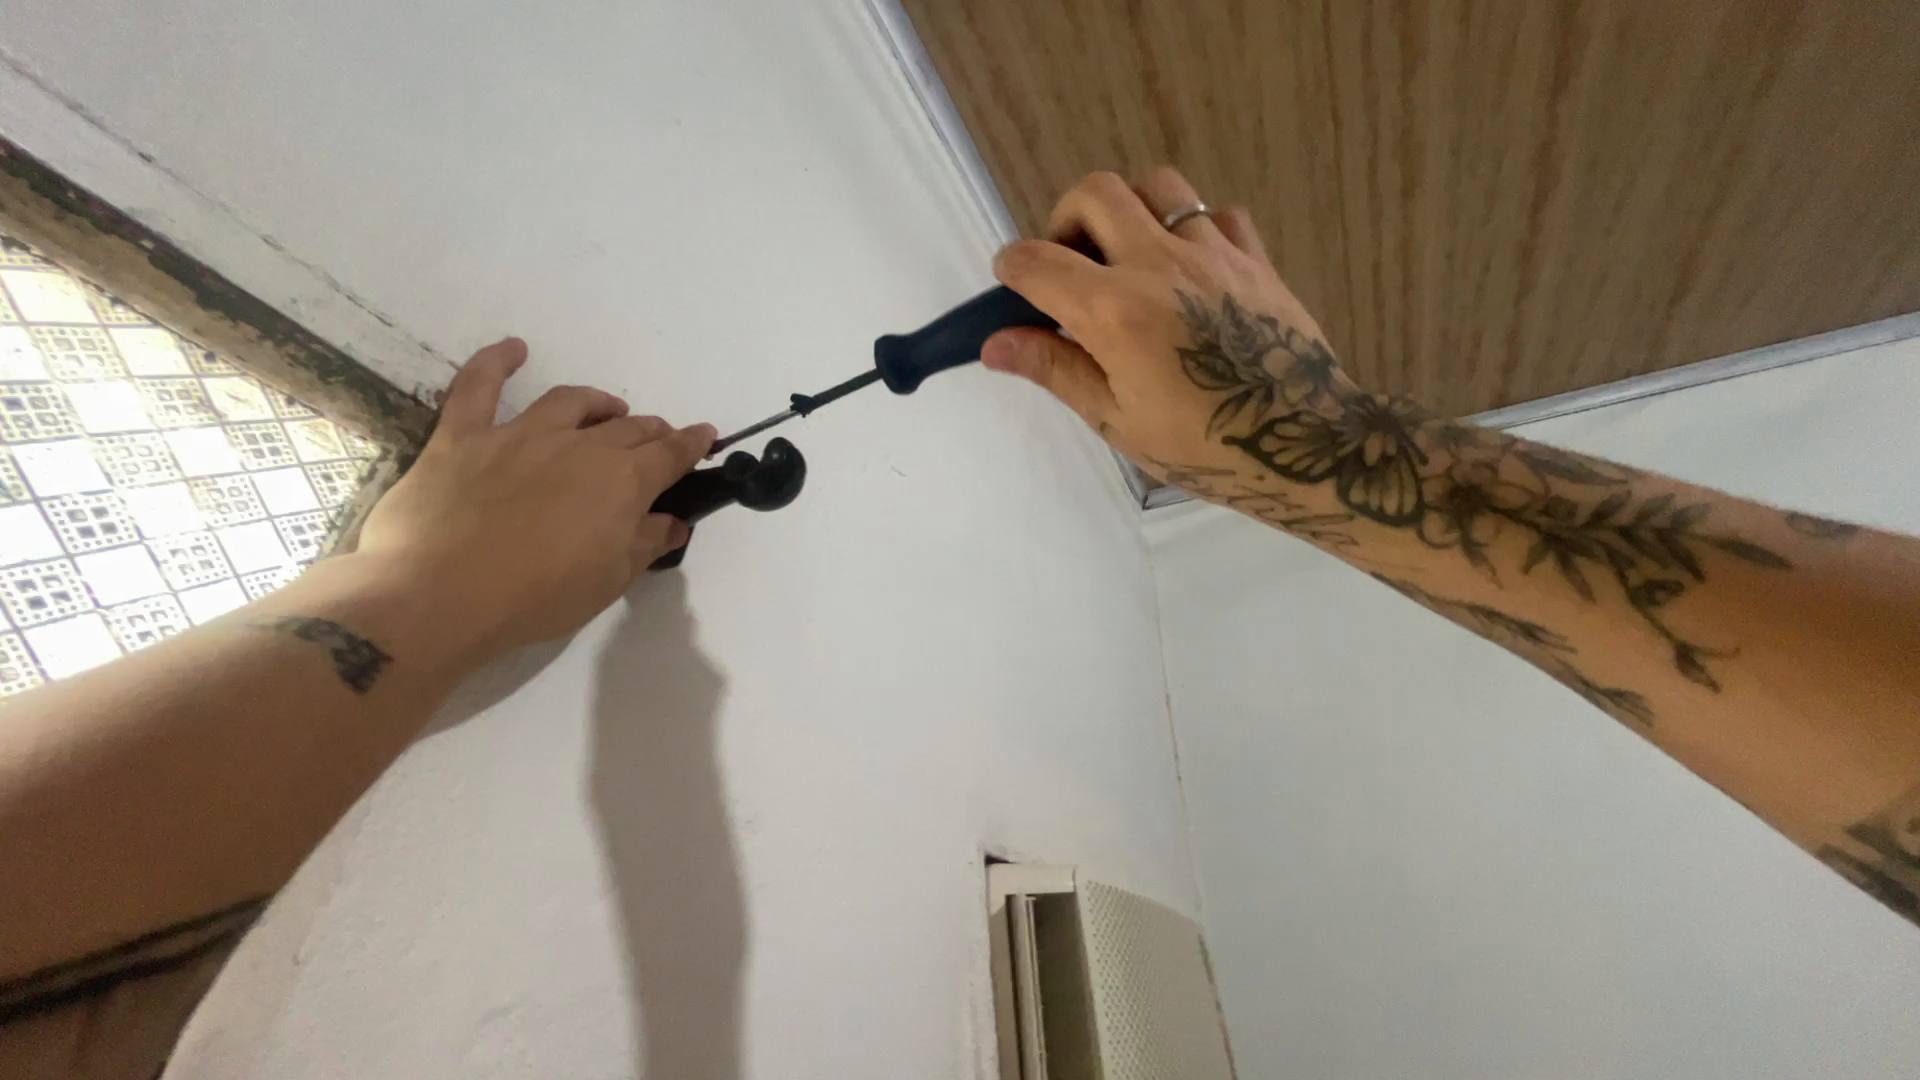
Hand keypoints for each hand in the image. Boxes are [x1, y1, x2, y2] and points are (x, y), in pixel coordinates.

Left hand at [353, 338, 712, 659]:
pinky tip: (512, 349)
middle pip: (629, 427)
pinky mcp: (464, 436)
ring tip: (609, 408)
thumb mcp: (612, 579)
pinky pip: (479, 387)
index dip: (693, 443)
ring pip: (570, 402)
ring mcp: (519, 435)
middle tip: (658, 441)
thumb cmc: (540, 595)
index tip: (706, 436)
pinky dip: (496, 362)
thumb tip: (673, 522)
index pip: (671, 453)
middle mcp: (580, 446)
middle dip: (653, 431)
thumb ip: (648, 543)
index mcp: (623, 481)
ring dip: (598, 402)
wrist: (440, 595)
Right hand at [983, 167, 1360, 484]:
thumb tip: (994, 344)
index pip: (1038, 262)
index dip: (1010, 266)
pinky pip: (1214, 213)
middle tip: (1071, 266)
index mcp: (1114, 311)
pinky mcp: (1254, 257)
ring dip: (1128, 212)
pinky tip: (1187, 271)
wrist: (1306, 443)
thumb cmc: (1201, 446)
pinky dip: (1189, 228)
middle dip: (1065, 220)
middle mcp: (1158, 264)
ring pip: (1158, 186)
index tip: (1009, 281)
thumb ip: (1054, 369)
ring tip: (1128, 260)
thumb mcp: (1115, 419)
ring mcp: (1213, 252)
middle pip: (1096, 192)